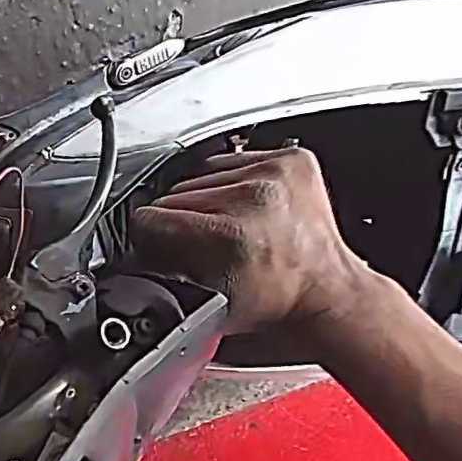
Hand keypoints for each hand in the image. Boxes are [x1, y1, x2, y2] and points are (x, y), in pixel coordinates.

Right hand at [131, 145, 377, 337]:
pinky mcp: (289, 159)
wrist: (324, 292)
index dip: (148, 236)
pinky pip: (228, 162)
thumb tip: (137, 247)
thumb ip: (164, 268)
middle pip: (173, 196)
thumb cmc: (272, 301)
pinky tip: (238, 208)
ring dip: (201, 201)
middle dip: (178, 221)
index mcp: (227, 234)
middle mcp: (253, 197)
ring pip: (198, 177)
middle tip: (199, 245)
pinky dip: (226, 184)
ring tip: (222, 227)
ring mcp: (275, 173)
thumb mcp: (204, 300)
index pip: (152, 217)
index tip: (155, 247)